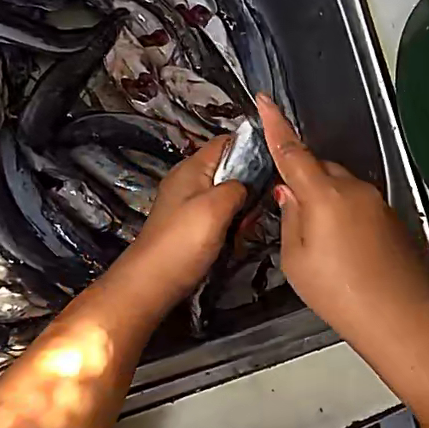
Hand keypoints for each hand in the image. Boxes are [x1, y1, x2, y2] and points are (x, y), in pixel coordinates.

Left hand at [109, 135, 246, 308]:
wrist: (151, 285)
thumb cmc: (182, 242)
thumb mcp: (214, 207)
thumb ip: (236, 187)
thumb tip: (247, 184)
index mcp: (191, 168)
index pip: (226, 142)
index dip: (251, 147)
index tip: (277, 162)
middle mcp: (189, 181)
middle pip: (229, 171)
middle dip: (249, 186)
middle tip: (259, 207)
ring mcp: (189, 205)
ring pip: (227, 197)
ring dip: (241, 211)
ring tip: (246, 227)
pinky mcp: (191, 226)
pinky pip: (219, 217)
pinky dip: (230, 226)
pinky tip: (235, 241)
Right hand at [257, 95, 428, 341]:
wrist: (397, 316)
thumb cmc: (340, 292)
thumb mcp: (296, 259)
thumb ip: (290, 218)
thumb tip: (289, 195)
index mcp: (324, 195)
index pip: (293, 151)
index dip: (275, 125)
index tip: (264, 102)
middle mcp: (354, 189)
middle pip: (319, 169)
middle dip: (303, 183)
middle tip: (292, 216)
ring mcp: (376, 202)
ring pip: (340, 188)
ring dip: (326, 202)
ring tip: (321, 245)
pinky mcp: (391, 217)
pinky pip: (359, 204)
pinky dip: (346, 216)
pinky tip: (344, 250)